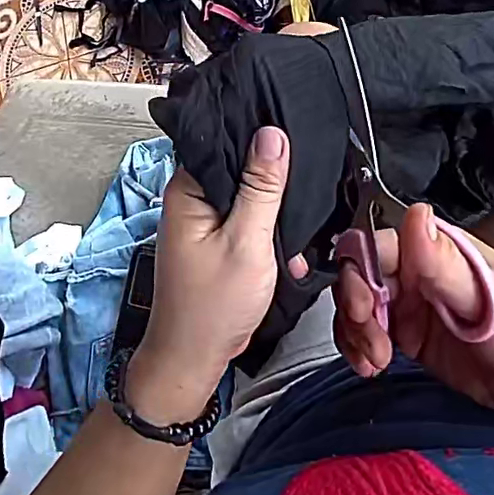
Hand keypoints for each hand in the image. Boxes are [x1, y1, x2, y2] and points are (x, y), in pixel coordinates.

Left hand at [126, 126, 292, 422]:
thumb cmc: (213, 307)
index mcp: (188, 192)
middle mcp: (192, 202)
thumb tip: (271, 136)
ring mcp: (204, 223)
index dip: (262, 141)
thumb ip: (261, 188)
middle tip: (305, 192)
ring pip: (250, 198)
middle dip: (275, 183)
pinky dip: (270, 233)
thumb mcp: (247, 242)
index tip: (296, 142)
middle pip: (241, 170)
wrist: (195, 357)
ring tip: (295, 234)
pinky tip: (288, 250)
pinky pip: (249, 222)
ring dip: (277, 213)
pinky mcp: (218, 242)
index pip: (226, 144)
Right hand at [332, 204, 493, 422]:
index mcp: (439, 248)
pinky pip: (368, 330)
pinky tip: (371, 365)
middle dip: (355, 306)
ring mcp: (414, 302)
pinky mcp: (411, 333)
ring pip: (359, 302)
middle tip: (371, 338)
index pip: (378, 244)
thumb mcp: (487, 300)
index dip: (360, 272)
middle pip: (360, 272)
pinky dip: (359, 346)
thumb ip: (444, 262)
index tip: (367, 308)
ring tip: (373, 360)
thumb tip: (414, 215)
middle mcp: (422, 269)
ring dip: (354, 330)